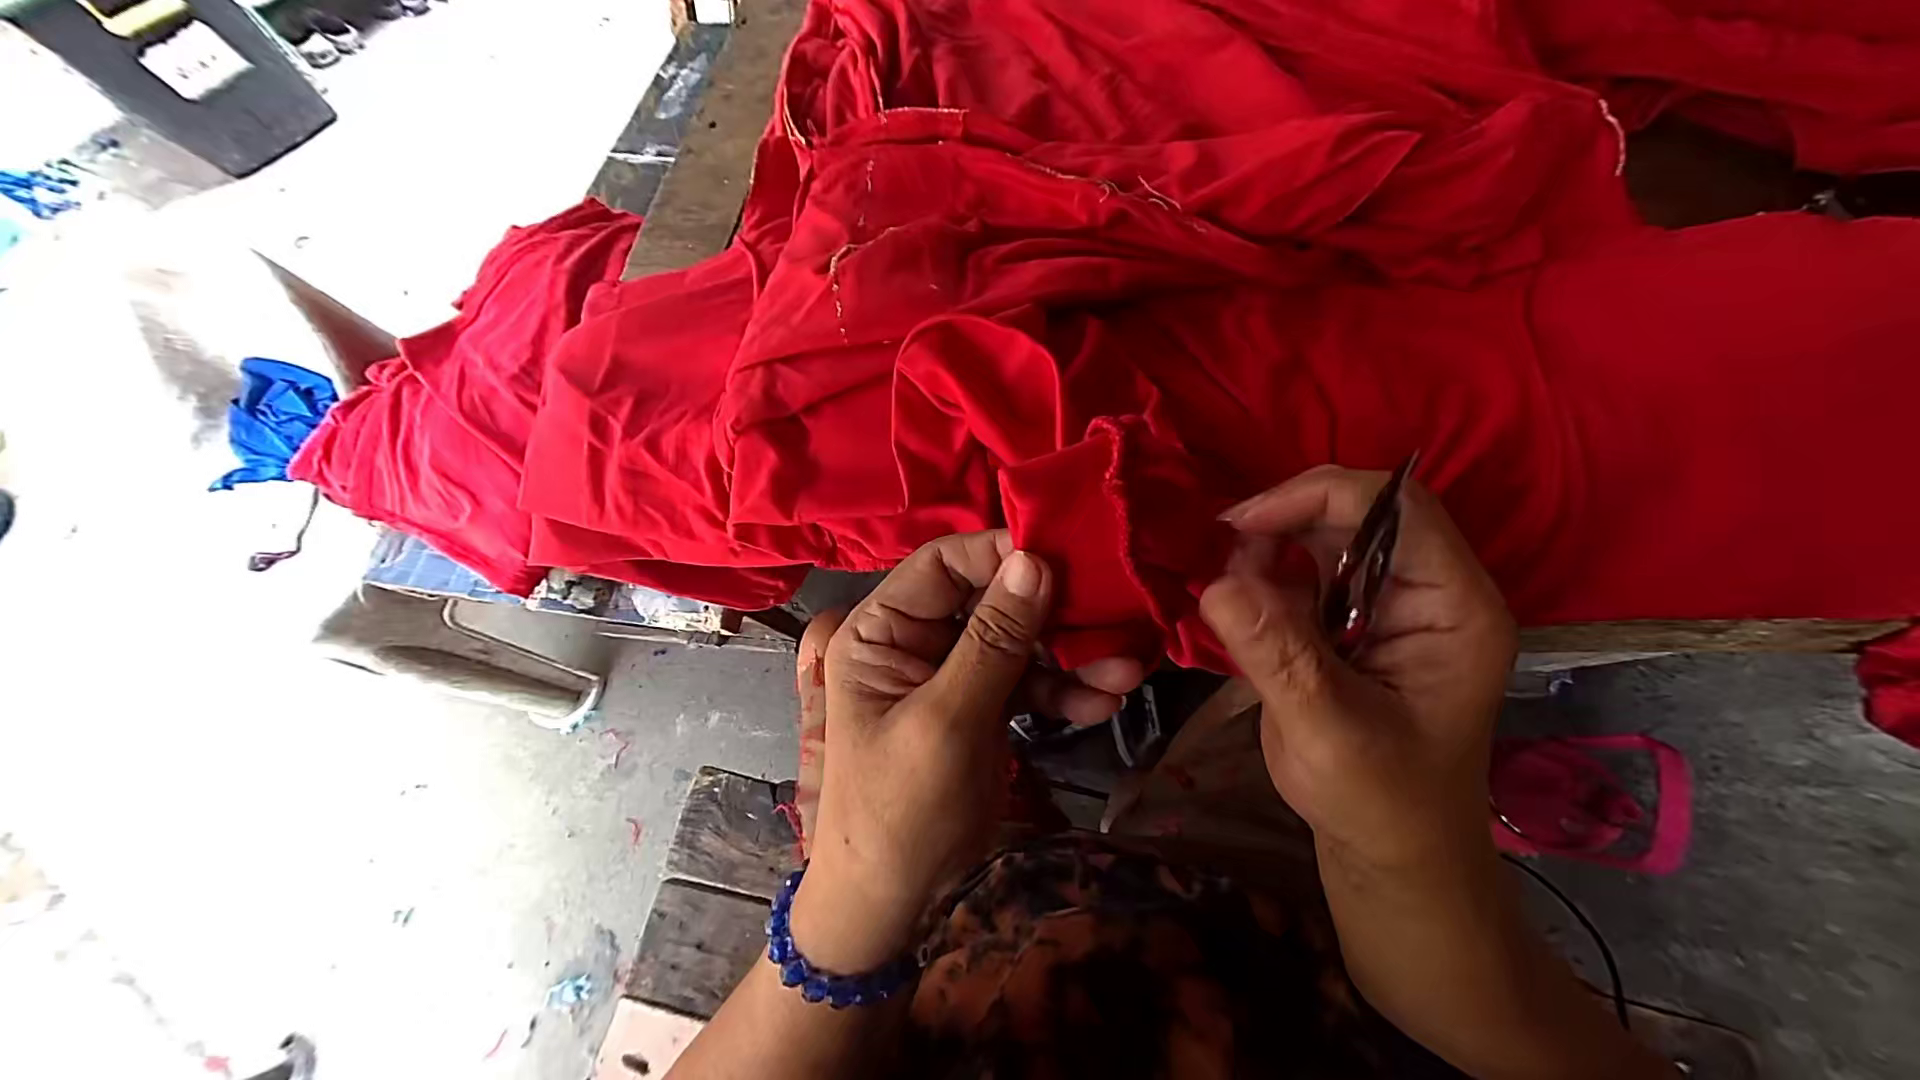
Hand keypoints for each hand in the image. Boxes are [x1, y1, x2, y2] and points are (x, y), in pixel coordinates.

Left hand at [790, 531, 1142, 971]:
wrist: (896, 903)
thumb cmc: (900, 811)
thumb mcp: (945, 722)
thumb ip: (993, 642)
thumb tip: (1034, 562)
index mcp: (881, 630)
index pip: (941, 564)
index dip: (998, 551)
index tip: (1063, 552)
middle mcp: (915, 640)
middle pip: (990, 598)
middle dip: (1051, 610)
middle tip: (1112, 611)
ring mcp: (953, 672)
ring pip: (1019, 640)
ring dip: (1071, 654)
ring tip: (1128, 668)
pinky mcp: (983, 704)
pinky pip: (1029, 681)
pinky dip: (1065, 689)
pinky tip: (1105, 701)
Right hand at [1199, 465, 1517, 872]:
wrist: (1387, 846)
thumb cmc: (1381, 798)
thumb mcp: (1330, 731)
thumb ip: (1279, 657)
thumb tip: (1216, 584)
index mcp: (1452, 606)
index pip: (1396, 509)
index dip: (1318, 497)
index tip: (1242, 526)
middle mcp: (1422, 590)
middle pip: (1353, 511)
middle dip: (1281, 522)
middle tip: (1221, 558)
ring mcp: (1382, 602)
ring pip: (1319, 535)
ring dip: (1264, 548)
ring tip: (1226, 589)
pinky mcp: (1344, 619)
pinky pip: (1297, 570)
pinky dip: (1257, 574)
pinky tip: (1233, 603)